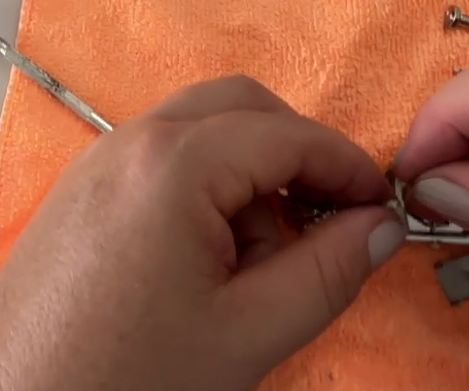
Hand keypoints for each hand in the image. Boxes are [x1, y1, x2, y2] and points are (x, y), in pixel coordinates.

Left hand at [0, 76, 403, 390]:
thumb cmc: (124, 373)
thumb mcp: (246, 335)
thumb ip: (324, 273)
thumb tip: (377, 226)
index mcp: (175, 161)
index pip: (285, 133)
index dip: (344, 164)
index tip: (381, 204)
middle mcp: (135, 136)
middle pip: (241, 104)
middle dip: (294, 150)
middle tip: (326, 216)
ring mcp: (103, 152)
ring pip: (202, 123)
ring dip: (248, 167)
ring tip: (256, 257)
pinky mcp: (87, 178)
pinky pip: (163, 150)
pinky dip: (204, 178)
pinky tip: (207, 252)